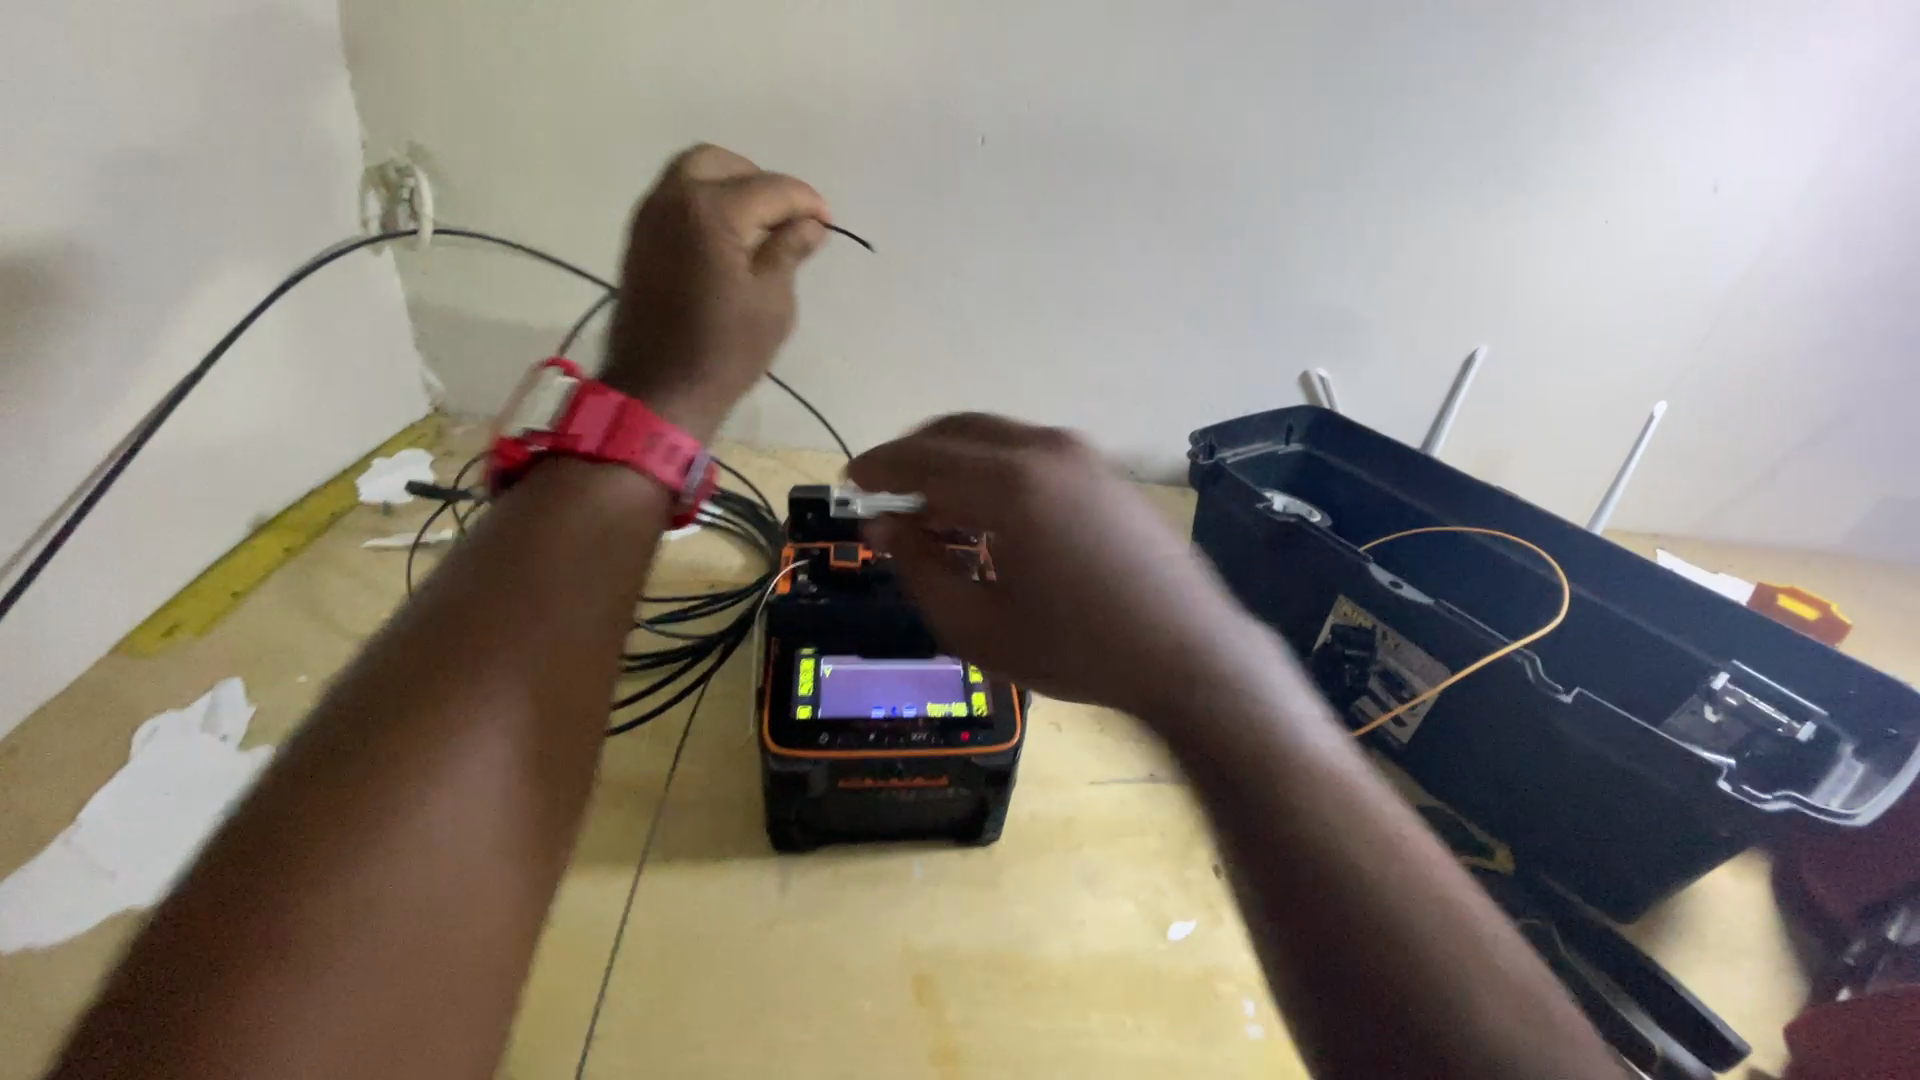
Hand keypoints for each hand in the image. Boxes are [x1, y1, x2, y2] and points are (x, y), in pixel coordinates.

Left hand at [602, 144, 830, 439]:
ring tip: (760, 229)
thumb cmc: (725, 351)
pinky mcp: (639, 239)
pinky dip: (705, 204)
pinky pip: (675, 199)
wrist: (660, 389)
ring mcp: (649, 217)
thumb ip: (789, 251)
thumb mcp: (772, 302)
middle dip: (761, 182)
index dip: (805, 201)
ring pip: (692, 174)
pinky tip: (728, 240)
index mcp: (712, 211)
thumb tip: (808, 224)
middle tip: (788, 218)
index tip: (826, 223)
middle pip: (722, 164)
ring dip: (730, 189)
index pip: (770, 188)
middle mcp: (674, 199)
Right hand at [849, 414, 1261, 717]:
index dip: (878, 467)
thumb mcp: (978, 626)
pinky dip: (993, 469)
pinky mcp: (1106, 471)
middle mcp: (1046, 450)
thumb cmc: (1076, 650)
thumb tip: (882, 526)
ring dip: (954, 462)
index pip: (922, 458)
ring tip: (932, 509)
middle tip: (884, 491)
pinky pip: (1031, 453)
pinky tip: (988, 513)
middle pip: (957, 431)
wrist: (1187, 653)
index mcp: (1010, 485)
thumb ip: (918, 568)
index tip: (849, 481)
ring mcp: (1084, 455)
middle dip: (913, 455)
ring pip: (996, 438)